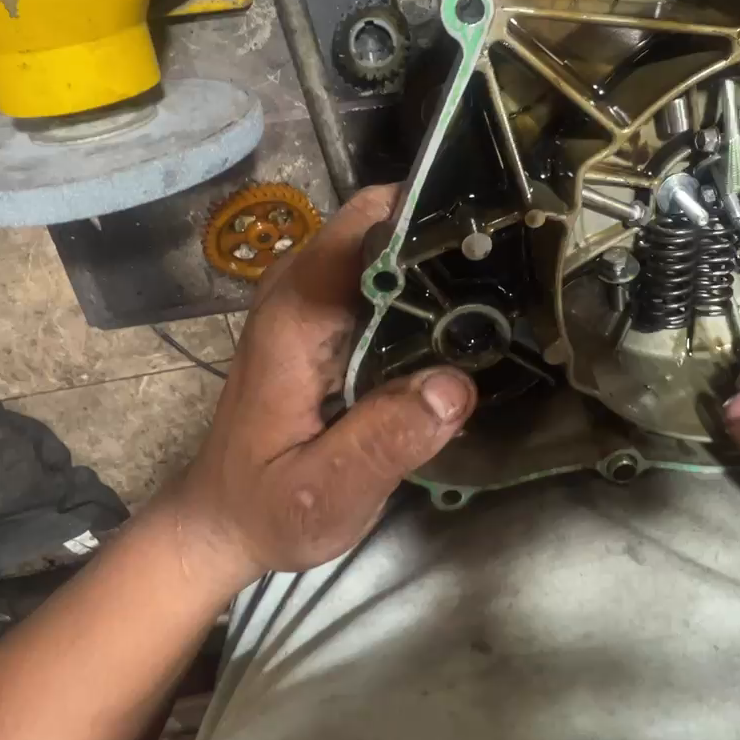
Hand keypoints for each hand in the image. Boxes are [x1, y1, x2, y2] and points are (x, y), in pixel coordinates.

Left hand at [157, 185, 476, 588]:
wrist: (222, 518)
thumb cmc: (267, 507)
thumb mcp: (325, 493)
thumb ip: (383, 441)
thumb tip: (456, 385)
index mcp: (299, 311)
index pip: (373, 223)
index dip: (438, 221)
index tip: (500, 243)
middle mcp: (301, 286)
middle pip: (386, 222)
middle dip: (450, 238)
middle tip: (517, 278)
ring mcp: (308, 296)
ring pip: (385, 244)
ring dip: (440, 262)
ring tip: (502, 297)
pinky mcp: (321, 316)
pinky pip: (380, 275)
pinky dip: (422, 288)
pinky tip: (462, 323)